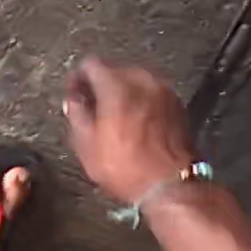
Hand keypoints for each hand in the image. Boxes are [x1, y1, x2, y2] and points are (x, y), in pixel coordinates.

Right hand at [64, 56, 198, 203]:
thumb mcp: (87, 145)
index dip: (78, 76)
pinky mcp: (177, 105)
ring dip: (122, 92)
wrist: (170, 185)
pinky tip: (134, 121)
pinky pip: (152, 92)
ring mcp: (163, 92)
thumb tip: (73, 100)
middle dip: (100, 84)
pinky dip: (140, 100)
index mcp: (116, 87)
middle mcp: (142, 82)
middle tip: (92, 105)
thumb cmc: (126, 167)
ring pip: (135, 80)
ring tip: (113, 115)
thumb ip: (77, 115)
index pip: (91, 64)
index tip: (74, 90)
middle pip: (114, 69)